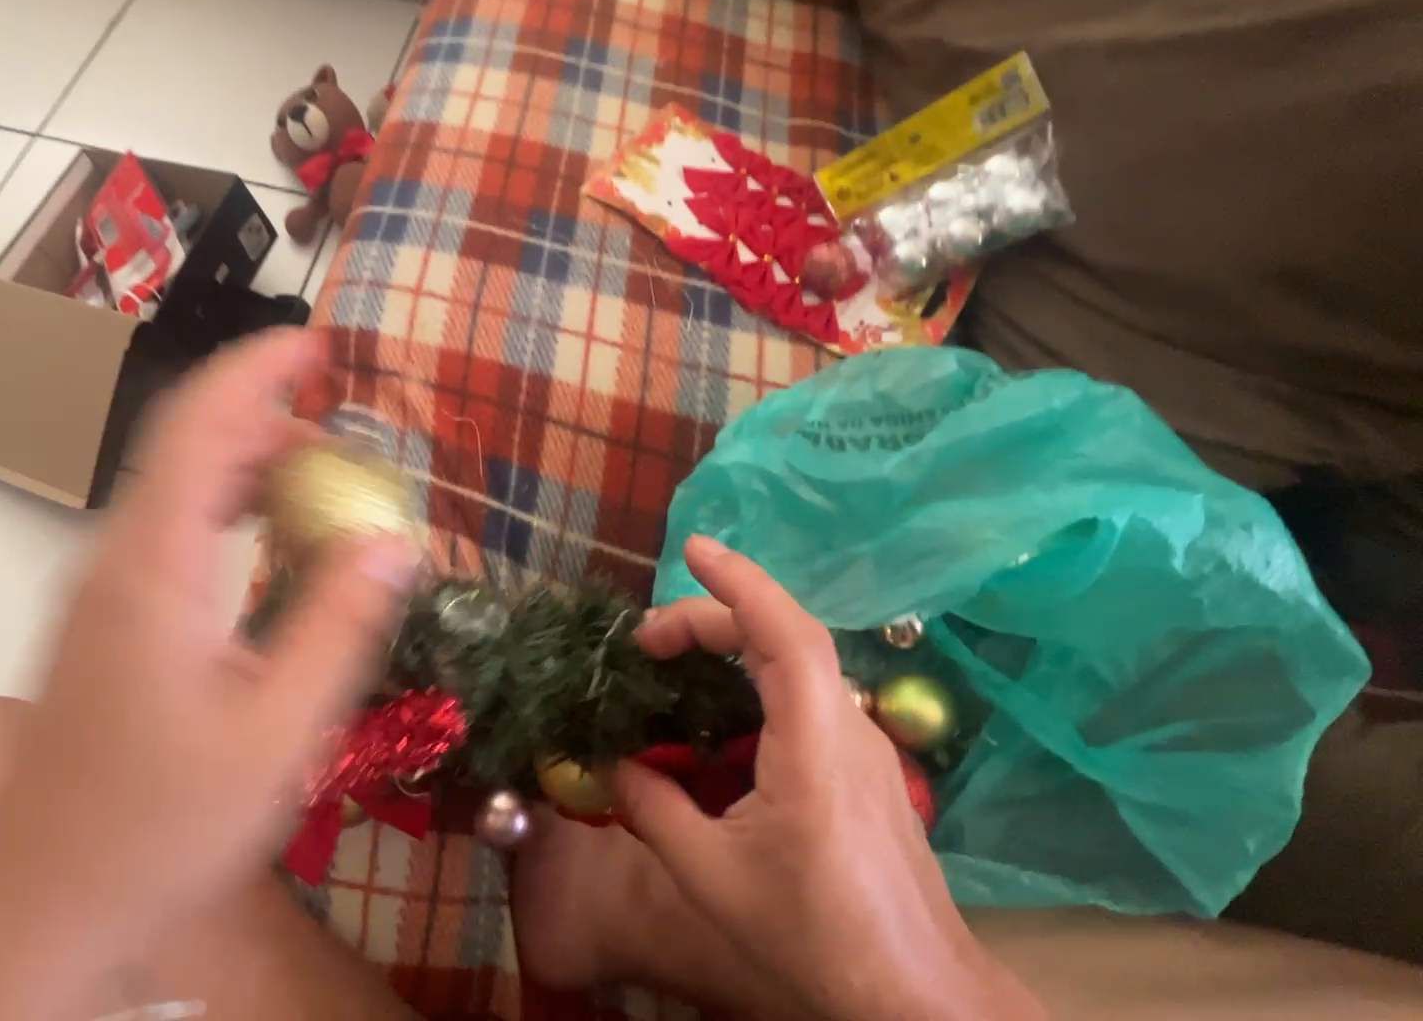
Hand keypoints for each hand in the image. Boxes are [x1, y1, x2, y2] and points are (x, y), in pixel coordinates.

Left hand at [0, 329, 418, 1019]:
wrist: (39, 903)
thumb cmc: (162, 824)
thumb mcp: (278, 733)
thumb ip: (337, 628)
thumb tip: (394, 543)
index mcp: (154, 569)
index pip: (201, 427)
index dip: (256, 370)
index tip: (317, 344)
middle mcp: (115, 559)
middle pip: (185, 446)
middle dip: (265, 414)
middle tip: (345, 431)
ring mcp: (100, 588)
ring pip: (175, 488)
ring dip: (248, 464)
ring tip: (322, 480)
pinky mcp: (102, 619)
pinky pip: (168, 530)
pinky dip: (224, 507)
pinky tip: (269, 543)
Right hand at [617, 535, 1042, 1020]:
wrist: (916, 998)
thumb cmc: (814, 934)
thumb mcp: (709, 875)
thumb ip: (651, 806)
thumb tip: (610, 763)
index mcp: (813, 742)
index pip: (784, 632)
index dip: (739, 580)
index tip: (691, 549)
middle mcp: (845, 727)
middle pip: (782, 637)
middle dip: (708, 620)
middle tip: (643, 643)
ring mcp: (861, 745)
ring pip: (796, 665)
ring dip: (730, 646)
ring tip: (669, 663)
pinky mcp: (860, 767)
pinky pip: (802, 698)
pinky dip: (751, 680)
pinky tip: (713, 716)